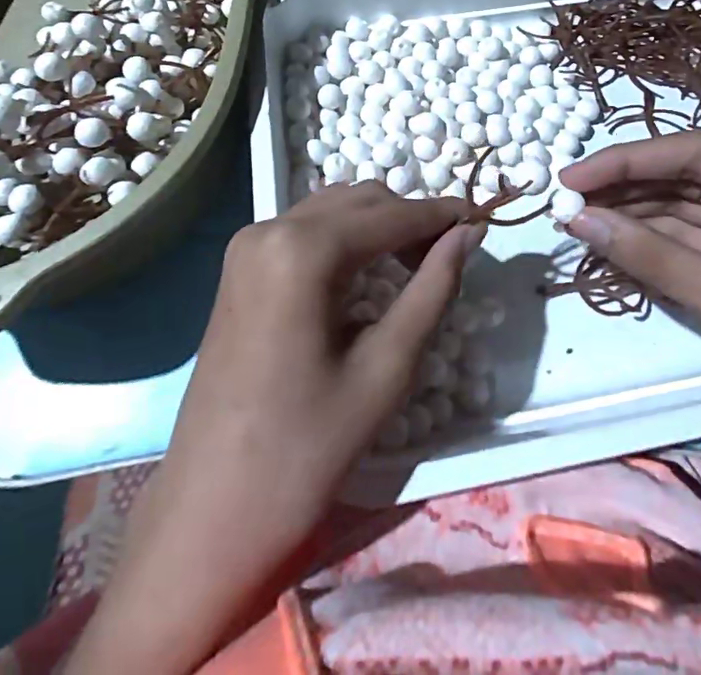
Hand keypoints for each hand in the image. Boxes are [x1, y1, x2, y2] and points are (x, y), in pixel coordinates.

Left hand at [170, 182, 482, 519]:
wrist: (216, 499)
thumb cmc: (308, 445)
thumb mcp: (386, 367)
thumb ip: (432, 289)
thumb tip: (468, 235)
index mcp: (301, 251)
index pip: (389, 214)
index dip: (441, 214)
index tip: (484, 219)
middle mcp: (267, 230)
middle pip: (357, 201)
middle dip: (409, 219)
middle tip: (452, 255)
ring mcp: (245, 247)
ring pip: (329, 211)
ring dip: (377, 226)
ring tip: (416, 266)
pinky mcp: (238, 268)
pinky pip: (303, 233)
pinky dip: (344, 241)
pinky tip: (367, 276)